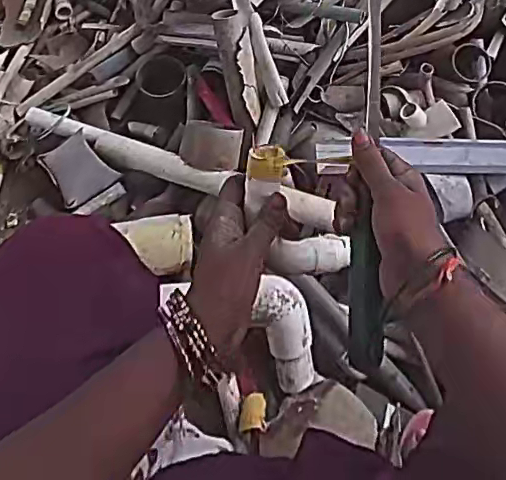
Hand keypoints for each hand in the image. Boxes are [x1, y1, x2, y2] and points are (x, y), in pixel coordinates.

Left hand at [186, 175, 287, 353]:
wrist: (213, 331)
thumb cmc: (223, 292)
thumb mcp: (251, 252)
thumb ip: (266, 224)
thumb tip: (277, 200)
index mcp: (221, 220)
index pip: (234, 185)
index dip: (252, 176)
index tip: (273, 175)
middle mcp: (225, 230)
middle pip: (247, 203)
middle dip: (268, 201)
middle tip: (288, 202)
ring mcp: (232, 247)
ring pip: (253, 224)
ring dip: (271, 222)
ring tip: (291, 224)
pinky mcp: (240, 265)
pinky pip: (257, 244)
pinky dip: (271, 241)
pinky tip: (285, 245)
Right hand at [344, 129, 451, 300]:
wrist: (413, 279)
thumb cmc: (413, 235)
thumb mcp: (388, 191)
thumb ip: (370, 162)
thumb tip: (361, 136)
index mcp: (402, 178)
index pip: (375, 156)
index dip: (359, 162)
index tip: (351, 171)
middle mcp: (393, 196)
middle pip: (358, 179)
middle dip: (350, 190)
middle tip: (356, 201)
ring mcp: (382, 217)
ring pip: (352, 201)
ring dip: (346, 210)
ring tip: (354, 221)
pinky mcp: (372, 236)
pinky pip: (351, 222)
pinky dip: (346, 226)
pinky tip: (350, 231)